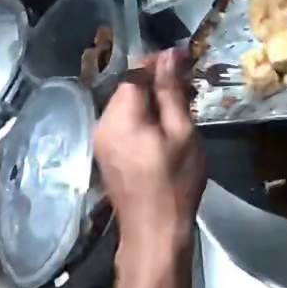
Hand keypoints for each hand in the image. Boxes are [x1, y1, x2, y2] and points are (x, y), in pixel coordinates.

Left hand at [94, 50, 205, 268]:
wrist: (154, 233)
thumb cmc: (174, 183)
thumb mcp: (181, 133)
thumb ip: (171, 91)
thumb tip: (170, 55)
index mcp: (120, 117)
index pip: (134, 71)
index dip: (158, 61)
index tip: (184, 57)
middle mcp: (102, 124)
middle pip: (127, 88)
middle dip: (154, 80)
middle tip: (186, 82)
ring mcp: (101, 141)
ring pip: (125, 105)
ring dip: (149, 99)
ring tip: (178, 105)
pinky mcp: (106, 154)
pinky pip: (123, 123)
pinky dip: (142, 118)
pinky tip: (162, 127)